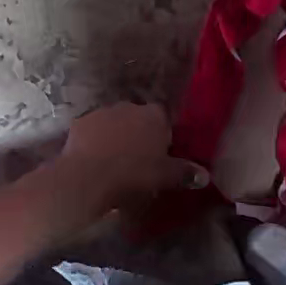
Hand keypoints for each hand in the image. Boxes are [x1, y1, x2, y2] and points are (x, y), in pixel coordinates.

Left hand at [53, 104, 208, 217]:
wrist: (87, 178)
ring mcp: (102, 112)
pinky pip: (93, 131)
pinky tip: (94, 160)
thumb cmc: (133, 174)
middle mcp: (130, 107)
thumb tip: (205, 176)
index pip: (165, 119)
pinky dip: (95, 141)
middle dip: (140, 134)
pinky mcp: (80, 122)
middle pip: (139, 119)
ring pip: (115, 123)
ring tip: (114, 162)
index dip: (163, 136)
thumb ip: (186, 173)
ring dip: (116, 136)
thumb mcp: (165, 177)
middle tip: (139, 160)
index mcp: (154, 116)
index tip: (160, 155)